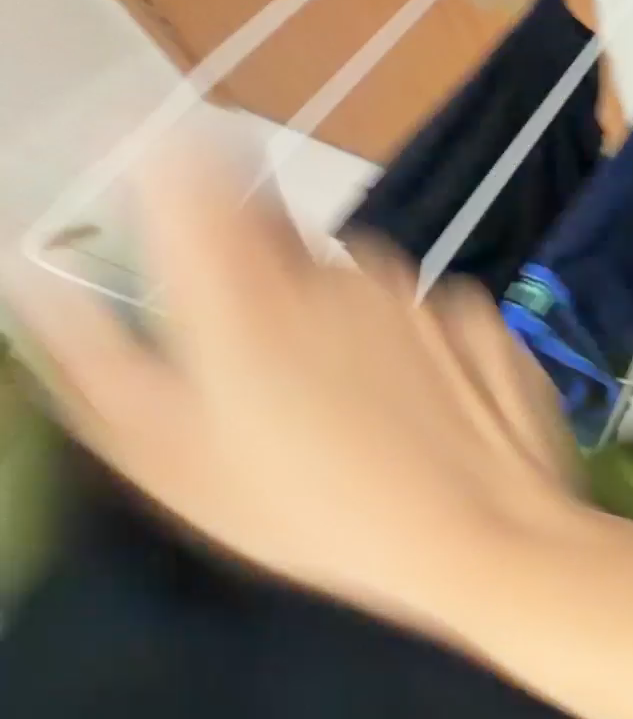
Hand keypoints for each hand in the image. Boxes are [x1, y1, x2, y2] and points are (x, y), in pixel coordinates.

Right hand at [5, 131, 584, 622]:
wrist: (484, 536)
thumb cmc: (318, 512)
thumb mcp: (175, 460)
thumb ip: (103, 363)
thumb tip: (53, 292)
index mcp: (244, 293)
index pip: (197, 182)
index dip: (188, 181)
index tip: (191, 210)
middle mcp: (342, 275)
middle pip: (293, 250)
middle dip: (283, 294)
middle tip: (294, 384)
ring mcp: (430, 297)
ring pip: (375, 290)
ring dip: (364, 327)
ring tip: (377, 411)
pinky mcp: (494, 325)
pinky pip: (445, 319)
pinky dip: (436, 350)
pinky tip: (443, 411)